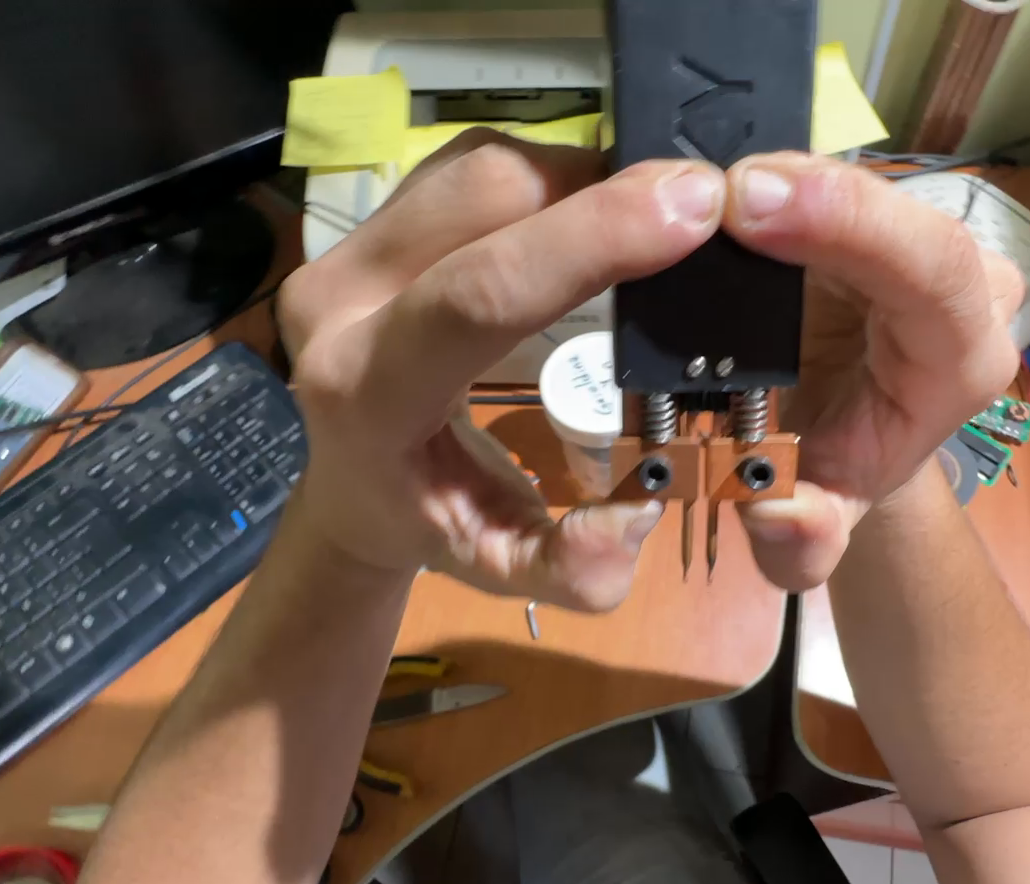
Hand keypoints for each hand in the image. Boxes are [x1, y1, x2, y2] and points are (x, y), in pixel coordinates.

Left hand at [277, 132, 724, 610]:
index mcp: (369, 395)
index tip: (694, 205)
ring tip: (645, 202)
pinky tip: (586, 201)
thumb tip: (642, 509)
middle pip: (480, 199)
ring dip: (571, 172)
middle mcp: (336, 306)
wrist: (353, 490)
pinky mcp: (361, 232)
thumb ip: (574, 564)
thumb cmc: (428, 528)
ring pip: (471, 168)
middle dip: (596, 186)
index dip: (590, 239)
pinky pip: (460, 171)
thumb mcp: (504, 570)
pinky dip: (540, 174)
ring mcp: (339, 257)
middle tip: (689, 200)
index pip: (479, 295)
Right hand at [721, 152, 1025, 590]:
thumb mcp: (819, 525)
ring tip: (698, 192)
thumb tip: (775, 512)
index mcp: (962, 360)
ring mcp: (917, 244)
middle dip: (802, 189)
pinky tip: (716, 191)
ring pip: (857, 180)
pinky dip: (770, 181)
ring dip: (777, 177)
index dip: (849, 226)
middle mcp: (961, 289)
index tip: (752, 210)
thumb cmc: (840, 472)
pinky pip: (825, 183)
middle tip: (706, 193)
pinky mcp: (874, 221)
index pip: (933, 271)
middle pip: (895, 207)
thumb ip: (806, 540)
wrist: (843, 439)